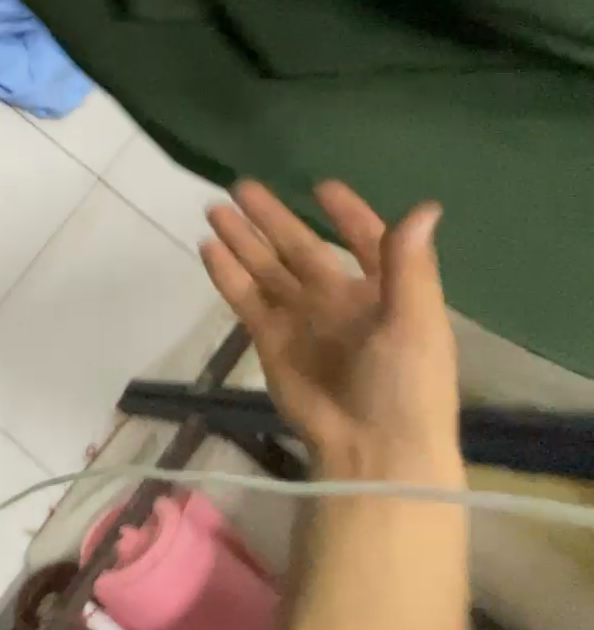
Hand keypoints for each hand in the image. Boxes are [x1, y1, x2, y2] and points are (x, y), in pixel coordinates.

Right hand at [200, 181, 462, 485]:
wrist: (368, 443)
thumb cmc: (404, 383)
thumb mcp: (416, 323)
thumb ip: (409, 267)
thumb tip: (422, 208)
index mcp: (383, 294)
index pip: (365, 243)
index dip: (346, 214)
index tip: (319, 186)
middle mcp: (337, 299)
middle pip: (300, 249)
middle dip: (272, 218)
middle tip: (240, 188)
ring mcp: (299, 317)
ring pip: (265, 268)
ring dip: (241, 239)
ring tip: (214, 210)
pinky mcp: (267, 336)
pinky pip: (243, 296)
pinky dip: (225, 273)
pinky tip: (208, 248)